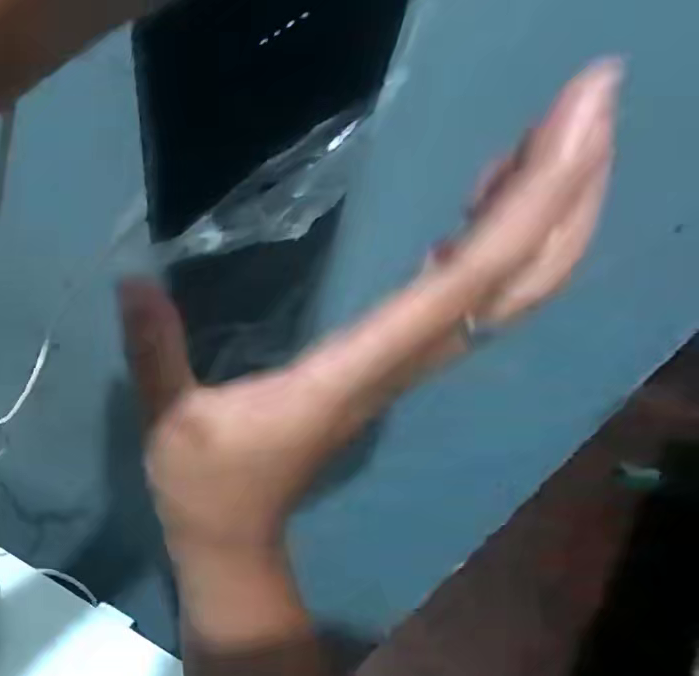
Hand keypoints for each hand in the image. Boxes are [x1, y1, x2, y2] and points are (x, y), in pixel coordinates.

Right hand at [120, 59, 619, 563]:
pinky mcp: (383, 377)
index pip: (473, 272)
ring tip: (534, 147)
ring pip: (508, 292)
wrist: (229, 534)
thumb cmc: (203, 483)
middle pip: (527, 275)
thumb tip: (132, 283)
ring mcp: (398, 372)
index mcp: (355, 367)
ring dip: (542, 217)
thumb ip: (156, 350)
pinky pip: (468, 308)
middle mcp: (400, 364)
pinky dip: (494, 255)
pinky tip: (466, 225)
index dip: (538, 189)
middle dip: (572, 185)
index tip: (581, 102)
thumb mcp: (169, 417)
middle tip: (582, 104)